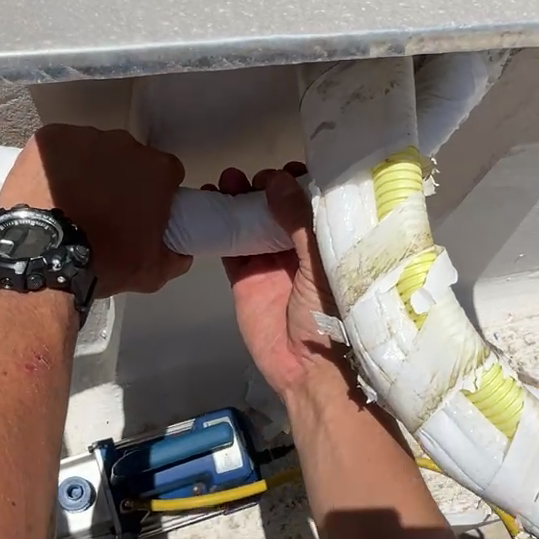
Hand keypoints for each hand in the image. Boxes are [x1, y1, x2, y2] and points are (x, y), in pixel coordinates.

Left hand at [0, 125, 192, 296]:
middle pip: (130, 158)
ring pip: (94, 150)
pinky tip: (50, 191)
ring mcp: (85, 138)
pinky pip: (60, 148)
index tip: (145, 209)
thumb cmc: (103, 261)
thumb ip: (174, 256)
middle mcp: (125, 145)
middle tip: (108, 210)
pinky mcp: (49, 139)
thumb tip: (179, 252)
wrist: (44, 256)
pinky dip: (58, 165)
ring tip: (75, 203)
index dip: (158, 191)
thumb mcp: (151, 271)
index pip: (167, 173)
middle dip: (123, 179)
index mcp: (157, 171)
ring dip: (90, 170)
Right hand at [211, 163, 348, 401]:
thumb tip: (277, 180)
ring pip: (250, 222)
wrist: (310, 368)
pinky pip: (229, 247)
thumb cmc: (331, 314)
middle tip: (250, 177)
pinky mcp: (245, 279)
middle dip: (261, 186)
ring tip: (227, 181)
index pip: (310, 202)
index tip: (284, 169)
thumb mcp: (321, 264)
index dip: (296, 182)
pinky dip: (218, 226)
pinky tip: (208, 202)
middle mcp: (299, 248)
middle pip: (275, 207)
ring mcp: (270, 262)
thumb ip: (300, 222)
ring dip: (237, 199)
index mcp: (326, 242)